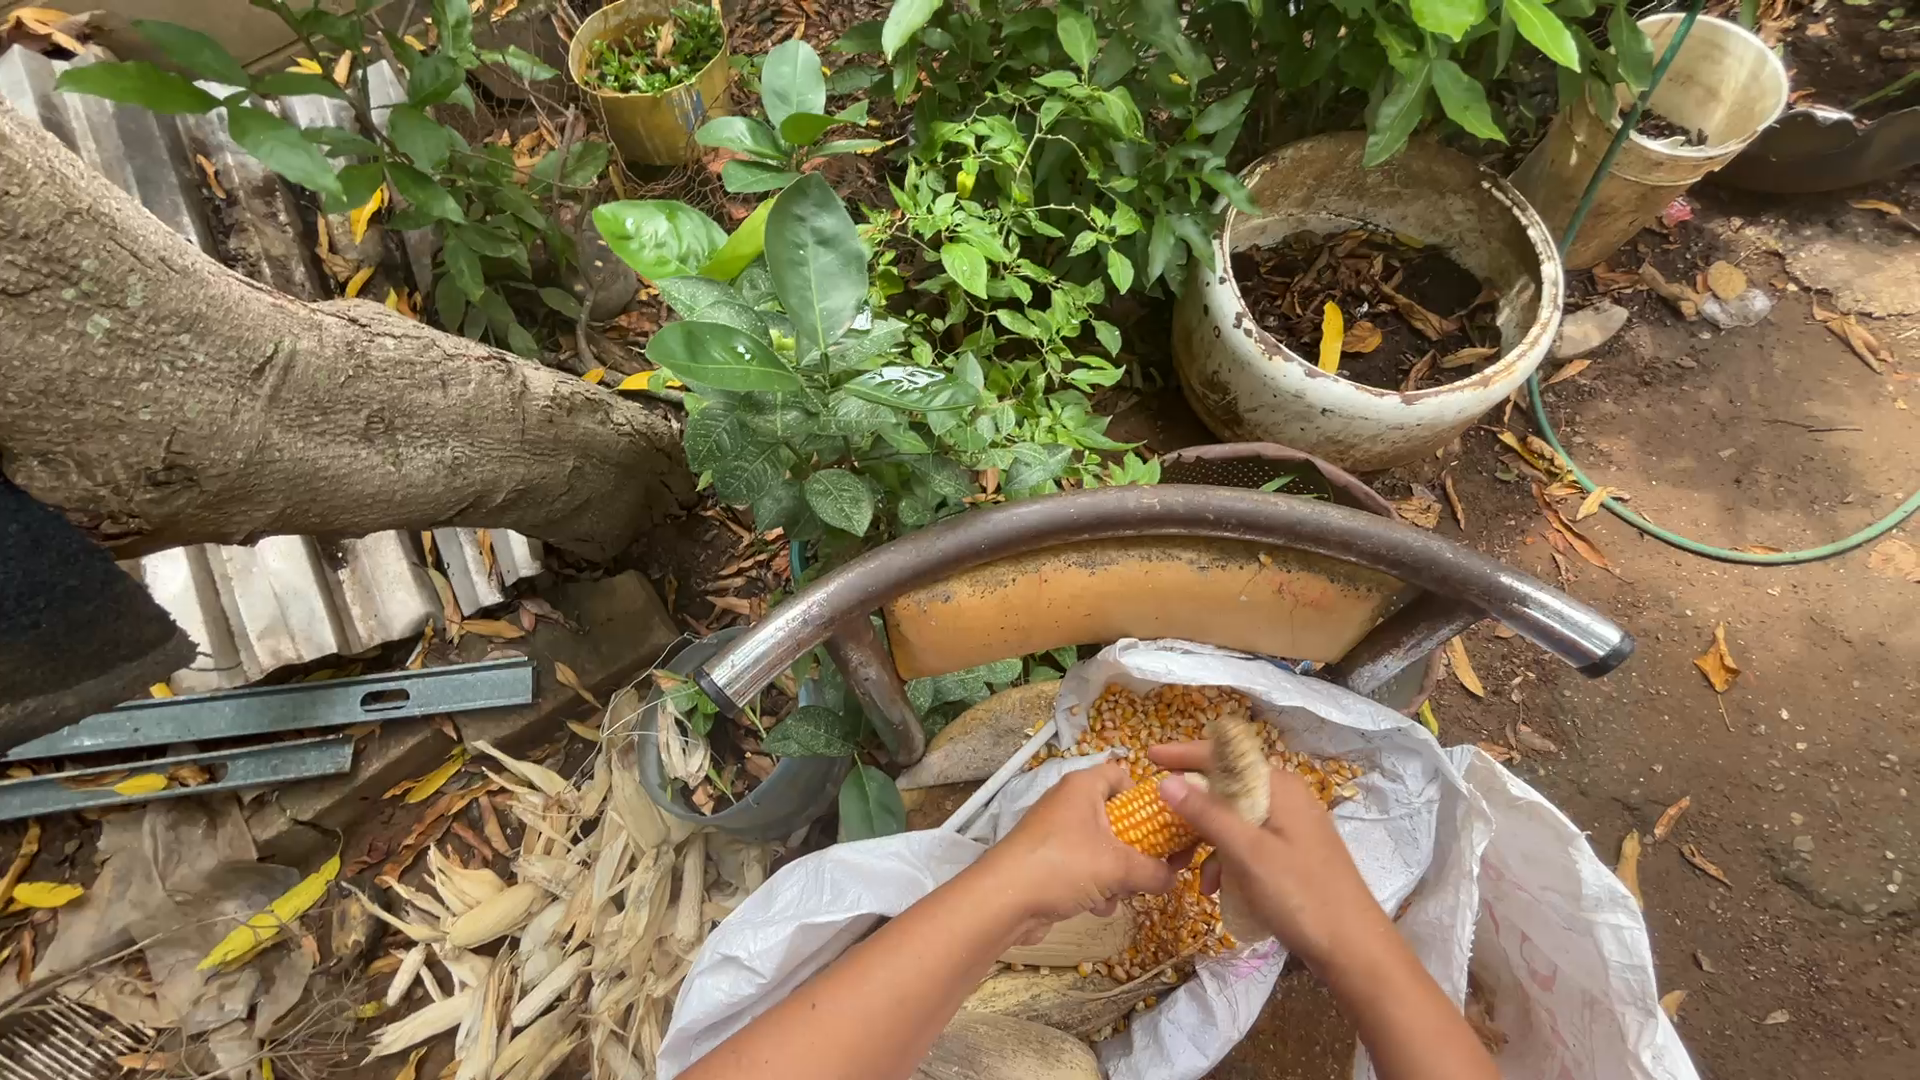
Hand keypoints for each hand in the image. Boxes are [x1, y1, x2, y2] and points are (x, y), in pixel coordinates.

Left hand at [970, 761, 1176, 935]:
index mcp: (1083, 786)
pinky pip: (1085, 868)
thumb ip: (1155, 871)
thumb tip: (1174, 877)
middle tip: (1151, 870)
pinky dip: (1095, 887)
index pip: (1121, 775)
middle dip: (1135, 850)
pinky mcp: (1049, 860)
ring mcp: (1057, 832)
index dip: (1145, 797)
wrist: (1005, 899)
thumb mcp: (1119, 867)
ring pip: (1104, 849)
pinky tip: (1096, 906)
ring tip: (1118, 894)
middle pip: (1117, 818)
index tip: (1164, 825)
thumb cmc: (1063, 865)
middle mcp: (1069, 803)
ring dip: (1117, 876)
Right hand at [1148, 741, 1384, 969]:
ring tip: (1182, 862)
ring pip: (1233, 817)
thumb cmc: (1301, 895)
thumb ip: (1206, 813)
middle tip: (1159, 817)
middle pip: (1225, 786)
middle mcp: (1284, 796)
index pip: (1222, 756)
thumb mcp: (1246, 853)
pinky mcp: (1291, 851)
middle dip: (1191, 804)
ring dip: (1206, 837)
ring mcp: (1289, 825)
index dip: (1183, 754)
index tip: (1148, 756)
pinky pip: (1247, 840)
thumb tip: (1166, 780)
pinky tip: (1213, 886)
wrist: (1357, 952)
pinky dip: (1226, 857)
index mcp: (1277, 786)